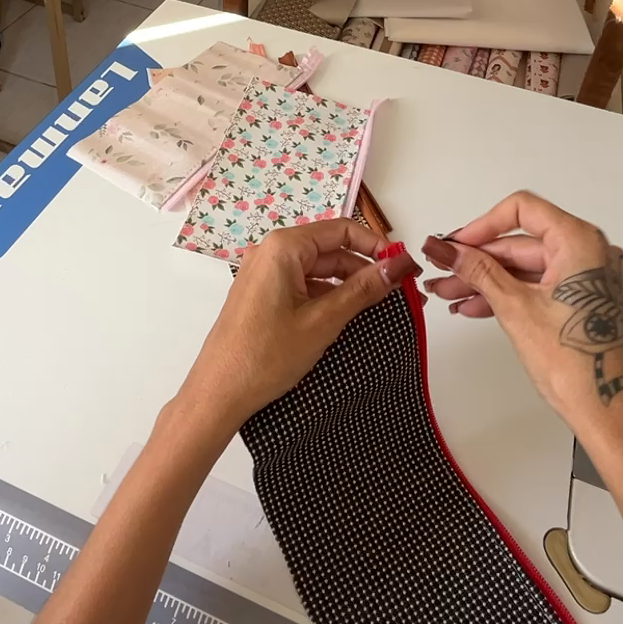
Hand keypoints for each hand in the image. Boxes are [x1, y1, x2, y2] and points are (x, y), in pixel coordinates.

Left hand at [177, 220, 417, 429]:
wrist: (219, 393)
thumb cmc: (267, 355)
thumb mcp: (323, 321)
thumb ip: (363, 289)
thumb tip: (400, 264)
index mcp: (284, 247)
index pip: (342, 230)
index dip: (377, 246)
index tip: (403, 267)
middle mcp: (272, 252)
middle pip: (331, 249)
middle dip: (365, 268)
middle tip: (399, 293)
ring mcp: (265, 273)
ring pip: (318, 269)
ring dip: (349, 285)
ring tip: (380, 307)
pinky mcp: (263, 294)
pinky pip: (303, 285)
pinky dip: (327, 296)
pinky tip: (348, 317)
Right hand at [422, 192, 622, 427]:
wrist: (611, 415)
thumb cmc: (581, 365)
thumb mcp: (515, 307)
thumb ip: (477, 271)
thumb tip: (447, 249)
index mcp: (581, 242)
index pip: (522, 210)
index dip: (481, 225)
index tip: (456, 244)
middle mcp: (590, 253)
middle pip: (520, 242)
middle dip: (476, 260)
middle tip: (444, 269)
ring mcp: (589, 279)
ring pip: (524, 268)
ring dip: (485, 280)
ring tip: (450, 293)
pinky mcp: (584, 302)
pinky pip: (537, 286)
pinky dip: (507, 294)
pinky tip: (474, 306)